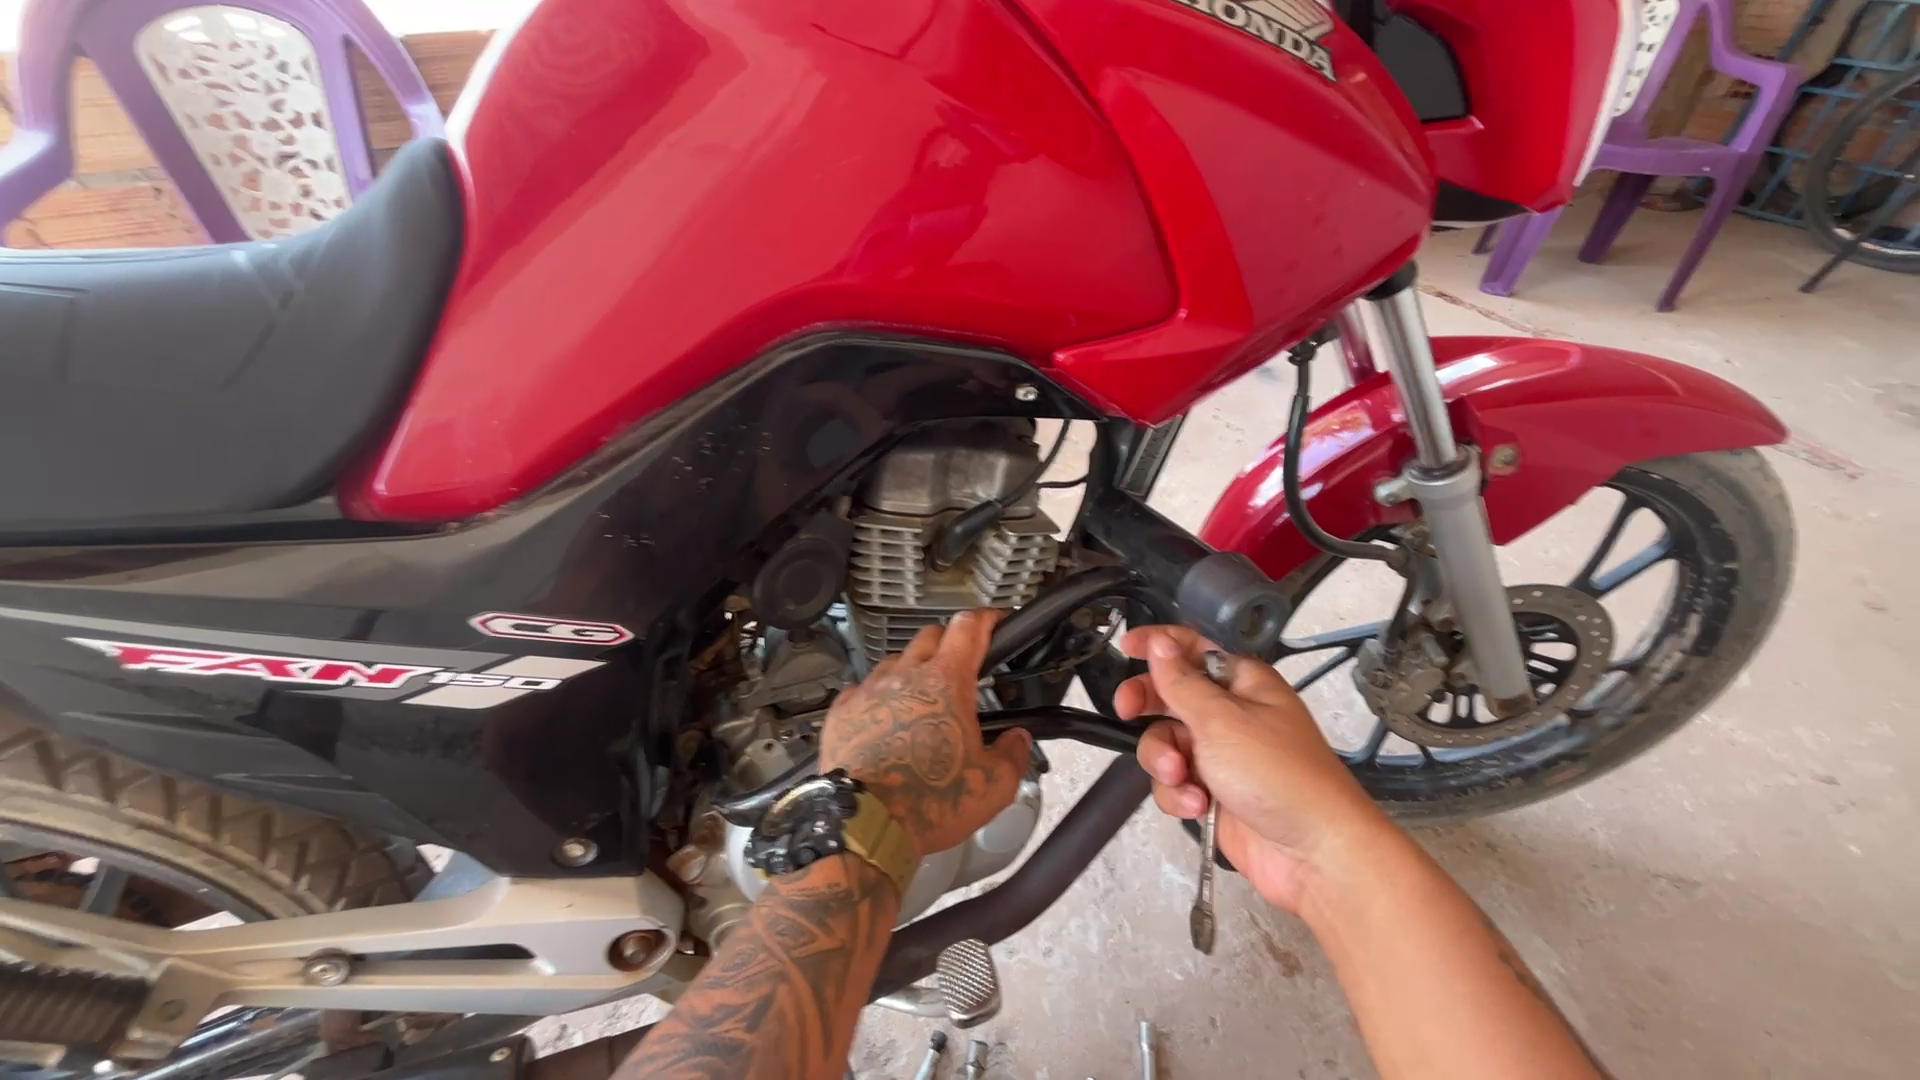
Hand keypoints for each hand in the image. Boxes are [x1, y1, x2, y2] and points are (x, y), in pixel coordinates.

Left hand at [818, 609, 1033, 857]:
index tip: (993, 621)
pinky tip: (885, 717)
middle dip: (949, 641)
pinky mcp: (842, 712)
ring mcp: (870, 690)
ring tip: (922, 697)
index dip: (985, 618)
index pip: (968, 627)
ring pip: (895, 660)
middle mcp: (905, 676)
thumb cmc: (927, 803)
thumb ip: (1013, 754)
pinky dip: (878, 695)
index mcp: (946, 682)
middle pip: (930, 635)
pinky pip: (862, 688)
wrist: (865, 824)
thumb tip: (1018, 741)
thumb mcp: (993, 786)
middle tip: (960, 662)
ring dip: (912, 670)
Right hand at [1112, 625, 1392, 913]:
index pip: (1192, 649)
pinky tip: (1198, 807)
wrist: (1314, 854)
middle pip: (1169, 695)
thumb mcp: (1222, 719)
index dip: (1158, 644)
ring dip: (1164, 761)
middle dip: (1148, 708)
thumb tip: (1158, 641)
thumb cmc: (1275, 772)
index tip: (1126, 647)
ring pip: (1164, 743)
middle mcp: (1229, 714)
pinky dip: (1178, 794)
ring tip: (1183, 779)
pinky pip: (1173, 783)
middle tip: (1126, 711)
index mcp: (1241, 683)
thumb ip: (1180, 681)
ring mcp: (1218, 756)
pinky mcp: (1210, 793)